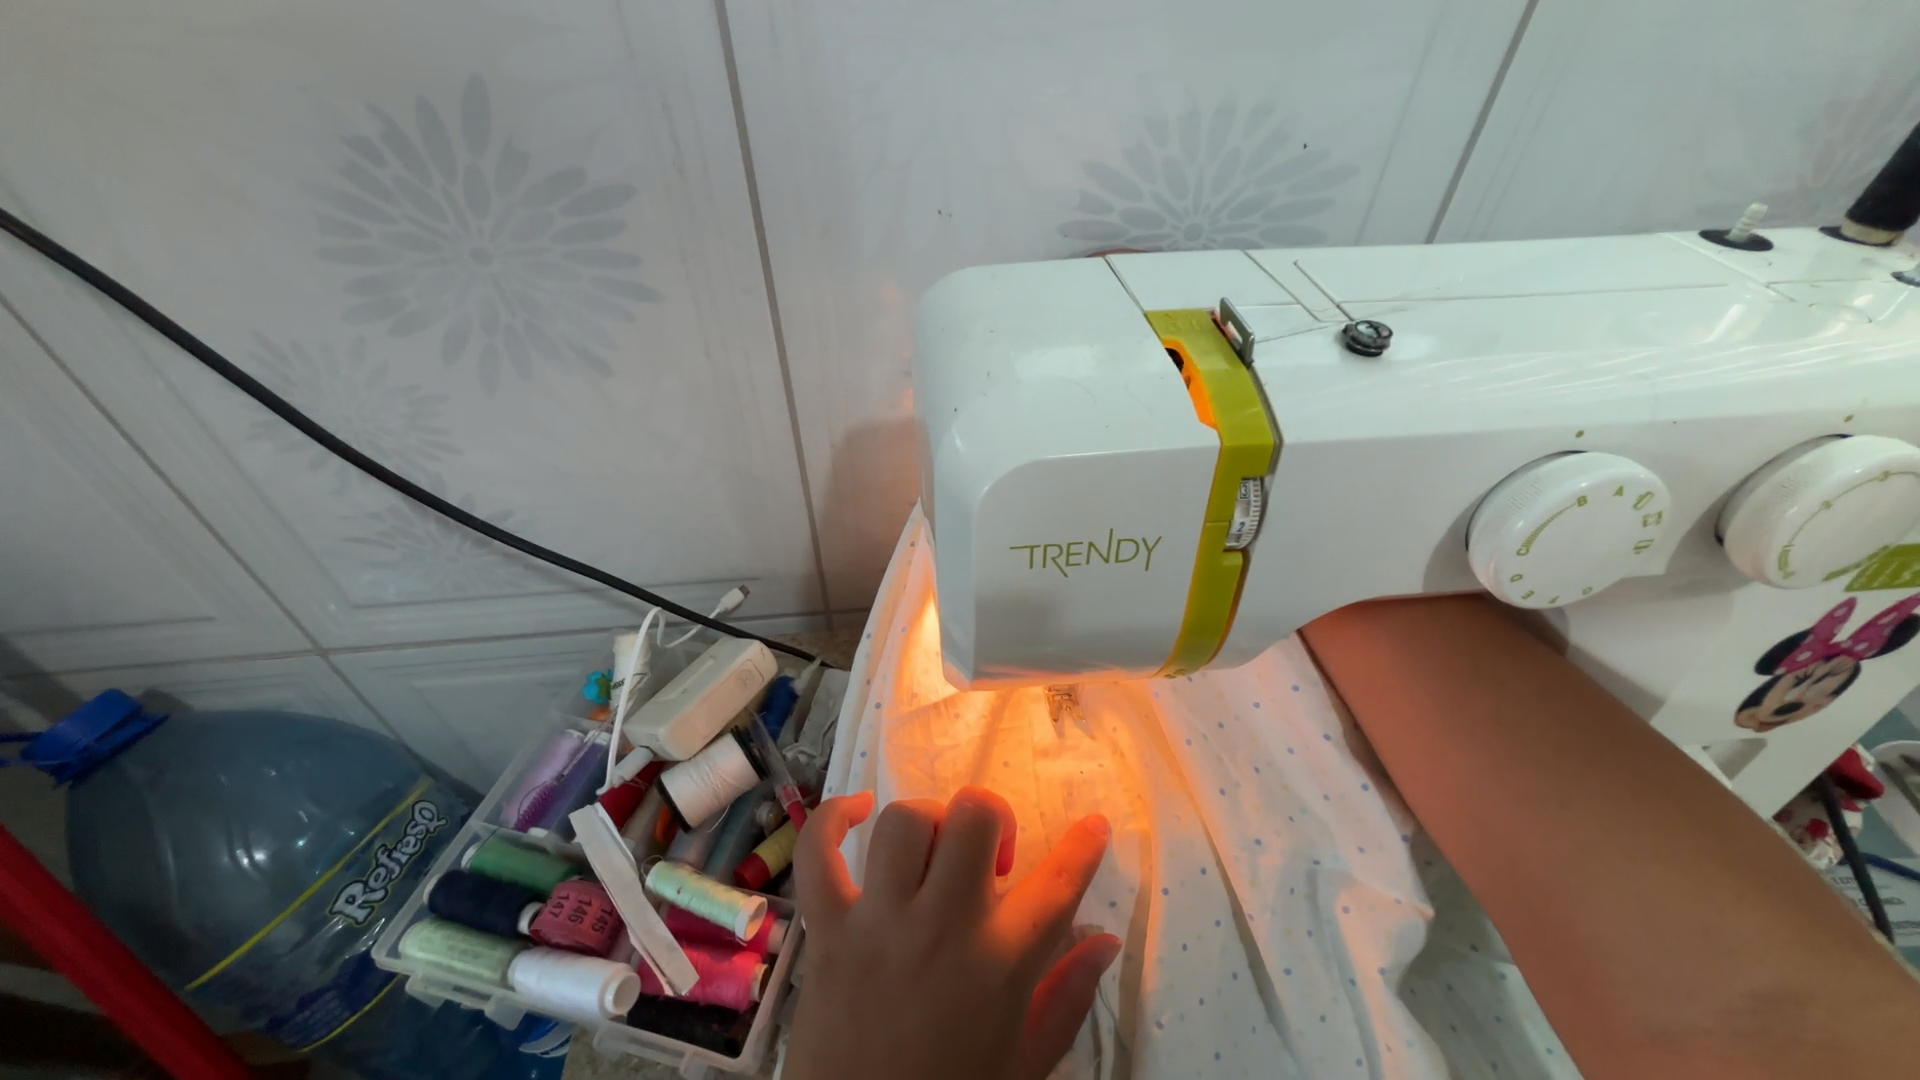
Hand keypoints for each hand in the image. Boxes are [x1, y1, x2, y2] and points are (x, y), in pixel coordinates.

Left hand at [784, 787, 1120, 1079]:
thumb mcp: (1025, 1063)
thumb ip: (1068, 998)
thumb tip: (1106, 940)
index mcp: (1000, 963)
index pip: (1058, 885)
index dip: (1084, 846)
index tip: (1094, 824)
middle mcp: (942, 924)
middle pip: (974, 817)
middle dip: (994, 819)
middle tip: (992, 860)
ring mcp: (879, 920)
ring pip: (906, 820)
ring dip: (930, 823)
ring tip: (934, 856)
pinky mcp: (827, 927)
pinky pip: (821, 851)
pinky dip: (834, 818)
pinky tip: (859, 812)